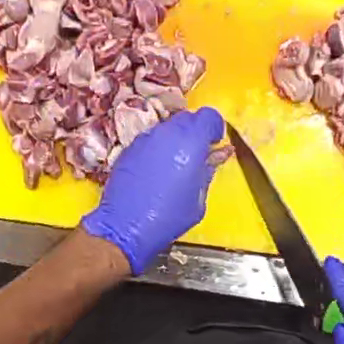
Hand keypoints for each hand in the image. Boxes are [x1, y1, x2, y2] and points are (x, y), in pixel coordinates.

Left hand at [80, 107, 224, 273]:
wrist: (125, 227)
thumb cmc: (168, 217)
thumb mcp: (198, 199)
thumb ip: (208, 170)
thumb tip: (218, 154)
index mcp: (190, 142)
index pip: (209, 116)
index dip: (215, 127)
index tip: (214, 144)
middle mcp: (166, 133)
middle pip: (186, 118)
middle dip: (195, 132)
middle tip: (197, 155)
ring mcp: (144, 139)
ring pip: (166, 128)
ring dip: (175, 139)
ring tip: (175, 164)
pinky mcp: (128, 149)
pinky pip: (149, 140)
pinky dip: (157, 148)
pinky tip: (156, 170)